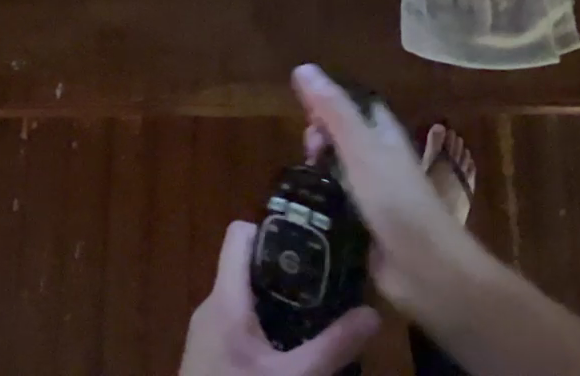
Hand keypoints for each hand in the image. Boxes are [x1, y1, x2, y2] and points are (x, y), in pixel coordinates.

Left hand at [179, 220, 379, 375]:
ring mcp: (206, 331)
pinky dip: (263, 319)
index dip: (271, 227)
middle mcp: (210, 305)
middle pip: (246, 263)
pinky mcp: (207, 353)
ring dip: (275, 295)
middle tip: (324, 274)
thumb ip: (334, 346)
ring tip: (315, 305)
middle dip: (284, 266)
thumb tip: (374, 314)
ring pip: (242, 293)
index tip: (308, 238)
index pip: (239, 234)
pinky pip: (235, 318)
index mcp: (225, 299)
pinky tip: (290, 340)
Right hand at [291, 64, 481, 310]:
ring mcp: (373, 196)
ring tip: (303, 184)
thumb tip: (303, 68)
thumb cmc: (394, 199)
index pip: (354, 105)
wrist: (424, 266)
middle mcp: (380, 161)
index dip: (328, 104)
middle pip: (342, 139)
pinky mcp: (364, 227)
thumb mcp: (360, 147)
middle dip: (319, 141)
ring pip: (337, 174)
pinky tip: (304, 211)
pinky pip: (336, 207)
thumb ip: (333, 110)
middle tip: (308, 154)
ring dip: (318, 175)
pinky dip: (320, 206)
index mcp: (383, 135)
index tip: (305, 116)